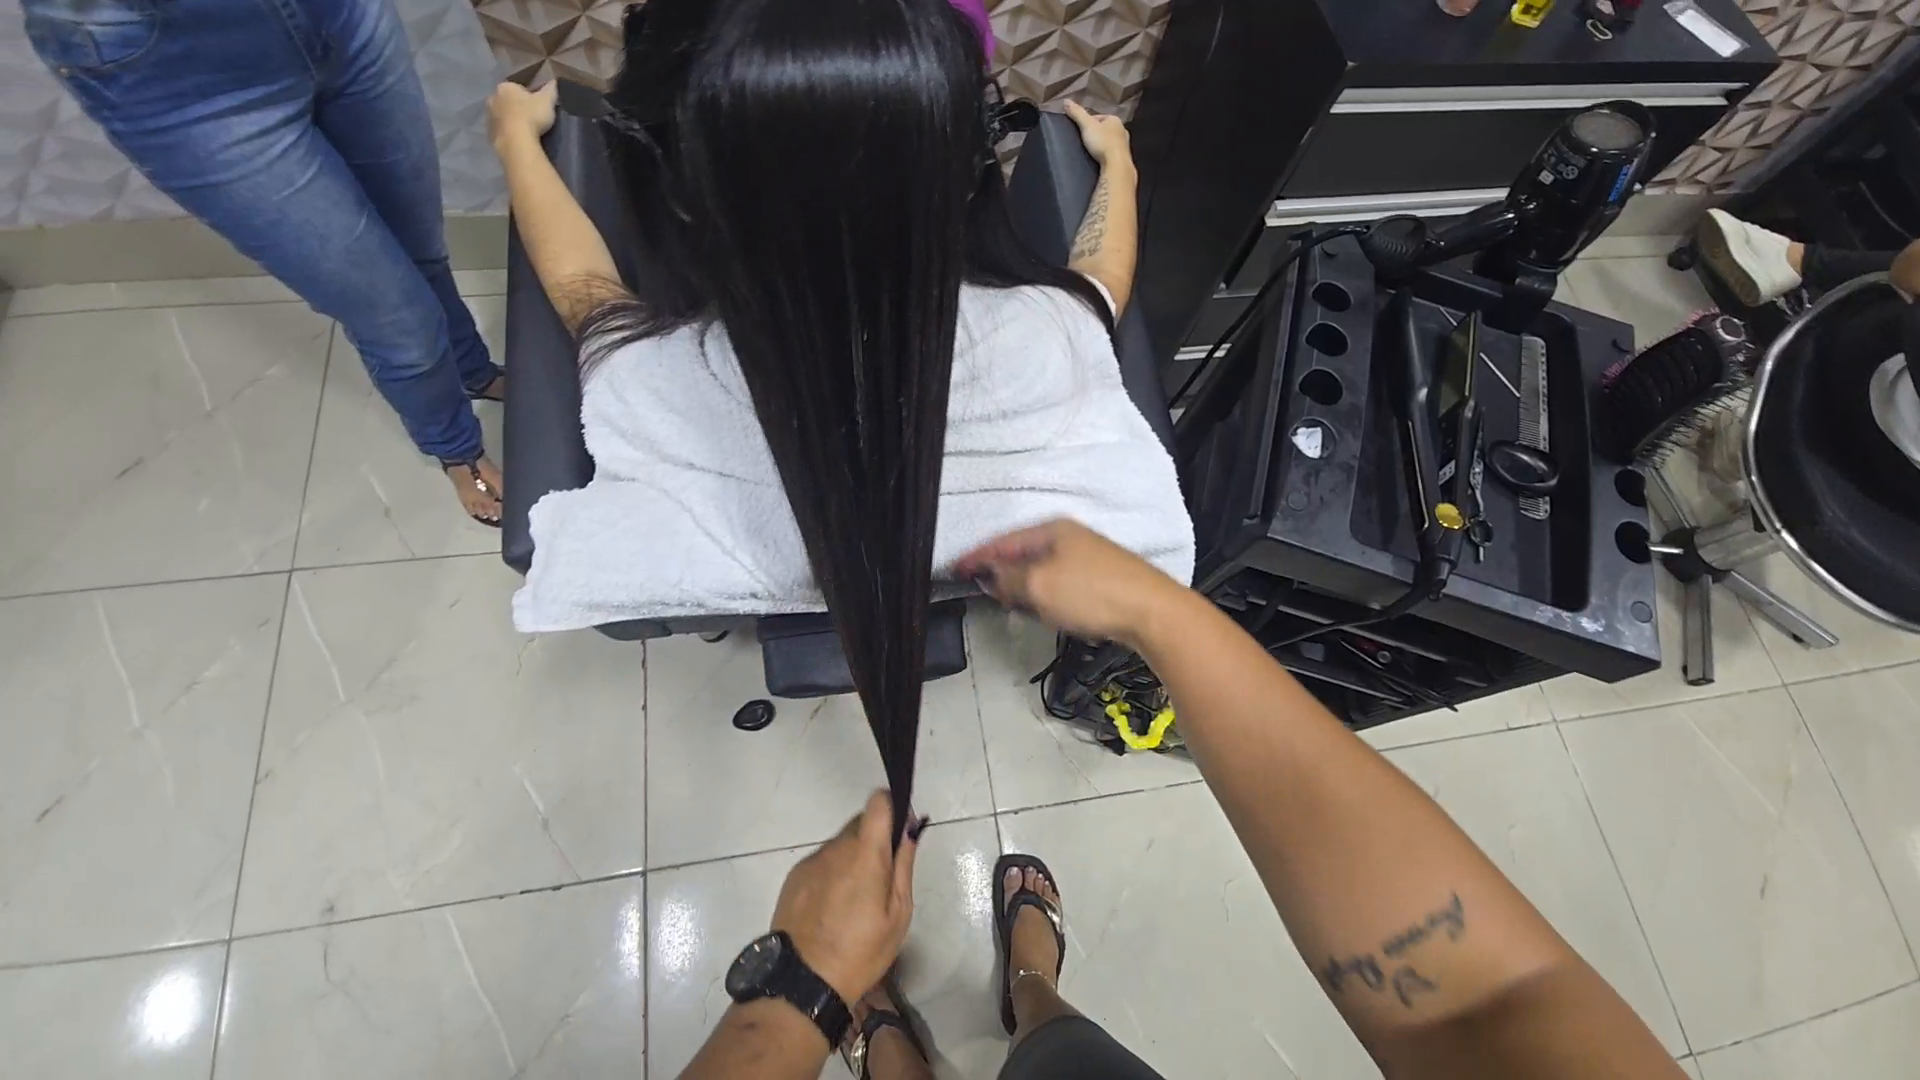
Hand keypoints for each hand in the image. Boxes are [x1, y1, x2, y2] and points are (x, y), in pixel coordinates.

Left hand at [488, 80, 558, 147]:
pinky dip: (506, 133)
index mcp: (505, 87)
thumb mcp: (546, 101)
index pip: (517, 88)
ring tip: (524, 131)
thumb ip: (550, 90)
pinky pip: (499, 130)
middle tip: (530, 119)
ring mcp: (489, 116)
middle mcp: (492, 98)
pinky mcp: (489, 133)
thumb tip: (554, 81)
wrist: (516, 141)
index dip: (528, 97)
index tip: (537, 106)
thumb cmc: (531, 116)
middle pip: (506, 101)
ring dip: (509, 120)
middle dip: (515, 107)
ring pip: (501, 115)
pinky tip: (516, 140)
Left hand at [771, 791, 921, 1003]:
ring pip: (840, 845)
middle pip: (860, 824)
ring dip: (852, 859)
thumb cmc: (860, 952)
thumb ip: (903, 866)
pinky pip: (822, 863)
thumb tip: (909, 830)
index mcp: (865, 853)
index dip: (892, 807)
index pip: (878, 803)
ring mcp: (811, 861)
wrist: (802, 983)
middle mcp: (836, 848)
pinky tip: (832, 907)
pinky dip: (831, 874)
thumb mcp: (897, 915)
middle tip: (881, 879)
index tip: (900, 830)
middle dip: (874, 841)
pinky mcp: (794, 877)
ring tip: (855, 901)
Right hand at [953, 519, 1187, 648]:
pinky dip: (1045, 596)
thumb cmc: (1091, 593)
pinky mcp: (1100, 580)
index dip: (976, 557)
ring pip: (1040, 571)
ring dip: (1024, 588)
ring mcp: (1086, 558)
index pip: (1002, 541)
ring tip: (1015, 606)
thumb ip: (1007, 578)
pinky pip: (1058, 585)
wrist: (1153, 612)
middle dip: (1001, 573)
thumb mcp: (1038, 585)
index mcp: (1051, 530)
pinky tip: (1047, 612)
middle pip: (1021, 554)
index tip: (953, 570)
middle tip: (984, 592)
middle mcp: (1068, 537)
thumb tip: (989, 574)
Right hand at [1064, 101, 1131, 169]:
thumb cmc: (1102, 142)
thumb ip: (1077, 113)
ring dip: (1101, 145)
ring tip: (1091, 152)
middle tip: (1085, 141)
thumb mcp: (1087, 125)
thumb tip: (1066, 101)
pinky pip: (1112, 153)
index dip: (1088, 122)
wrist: (1116, 165)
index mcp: (1114, 119)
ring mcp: (1124, 145)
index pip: (1099, 117)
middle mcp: (1122, 130)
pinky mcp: (1123, 158)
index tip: (1080, 130)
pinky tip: (1099, 160)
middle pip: (1105, 129)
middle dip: (1096, 134)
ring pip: (1109, 141)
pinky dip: (1106, 155)